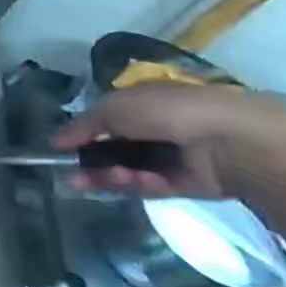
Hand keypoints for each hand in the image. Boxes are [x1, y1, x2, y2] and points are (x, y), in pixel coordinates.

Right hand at [51, 83, 285, 198]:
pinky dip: (131, 184)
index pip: (109, 116)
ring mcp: (171, 156)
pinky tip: (122, 180)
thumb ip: (83, 124)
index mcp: (148, 101)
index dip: (84, 130)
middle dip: (90, 158)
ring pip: (126, 168)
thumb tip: (56, 140)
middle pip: (114, 146)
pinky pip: (146, 185)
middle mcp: (160, 126)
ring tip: (86, 179)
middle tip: (69, 170)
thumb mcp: (115, 107)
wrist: (230, 142)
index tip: (61, 146)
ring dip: (105, 173)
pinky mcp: (182, 183)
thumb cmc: (171, 111)